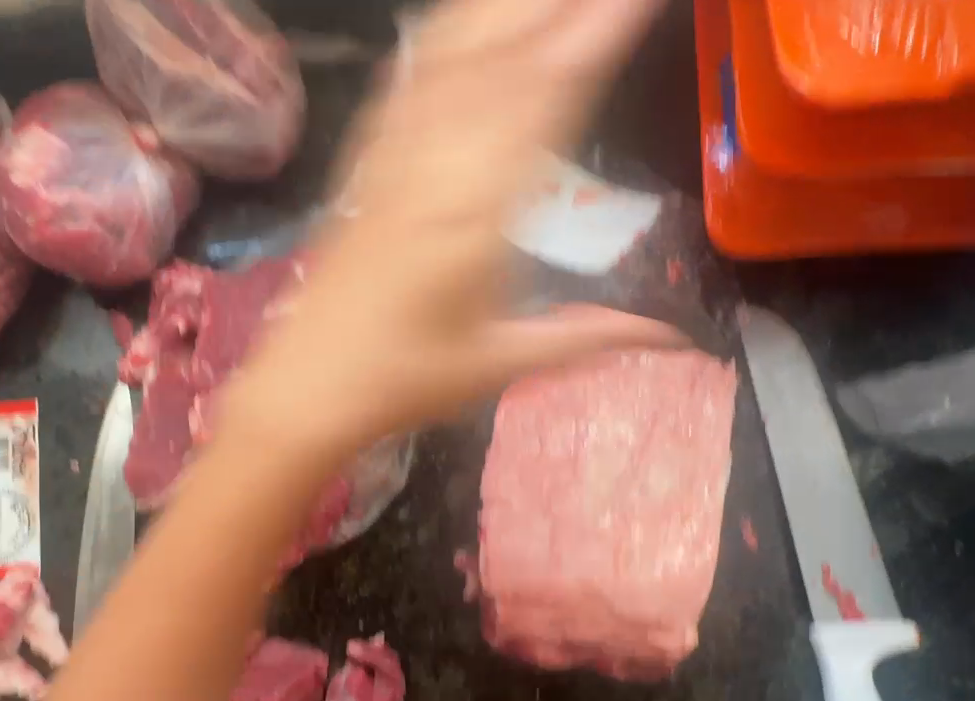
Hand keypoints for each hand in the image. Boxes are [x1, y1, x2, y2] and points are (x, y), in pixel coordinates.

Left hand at [225, 0, 685, 454]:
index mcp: (474, 213)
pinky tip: (455, 19)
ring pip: (447, 56)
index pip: (542, 99)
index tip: (633, 1)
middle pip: (494, 55)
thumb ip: (586, 336)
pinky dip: (438, 40)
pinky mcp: (364, 168)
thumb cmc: (404, 382)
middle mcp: (432, 168)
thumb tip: (667, 336)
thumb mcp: (501, 364)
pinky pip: (404, 85)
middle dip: (550, 3)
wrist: (307, 388)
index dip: (591, 36)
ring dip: (497, 6)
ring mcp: (392, 161)